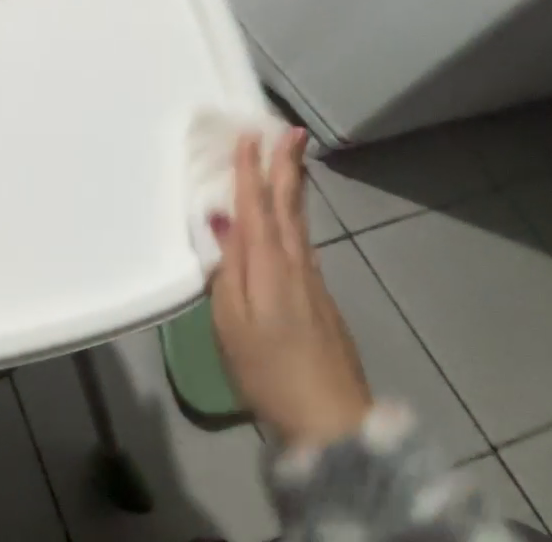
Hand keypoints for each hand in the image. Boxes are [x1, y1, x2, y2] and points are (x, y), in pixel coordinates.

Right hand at [210, 129, 373, 447]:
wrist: (330, 419)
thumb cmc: (267, 369)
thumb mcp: (231, 321)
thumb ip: (226, 268)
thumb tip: (221, 221)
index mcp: (269, 266)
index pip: (257, 207)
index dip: (251, 170)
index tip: (249, 134)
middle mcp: (295, 264)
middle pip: (289, 206)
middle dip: (286, 167)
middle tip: (291, 131)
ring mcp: (312, 281)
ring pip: (299, 222)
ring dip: (293, 187)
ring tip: (291, 160)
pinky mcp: (319, 298)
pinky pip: (301, 241)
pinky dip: (294, 216)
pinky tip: (291, 218)